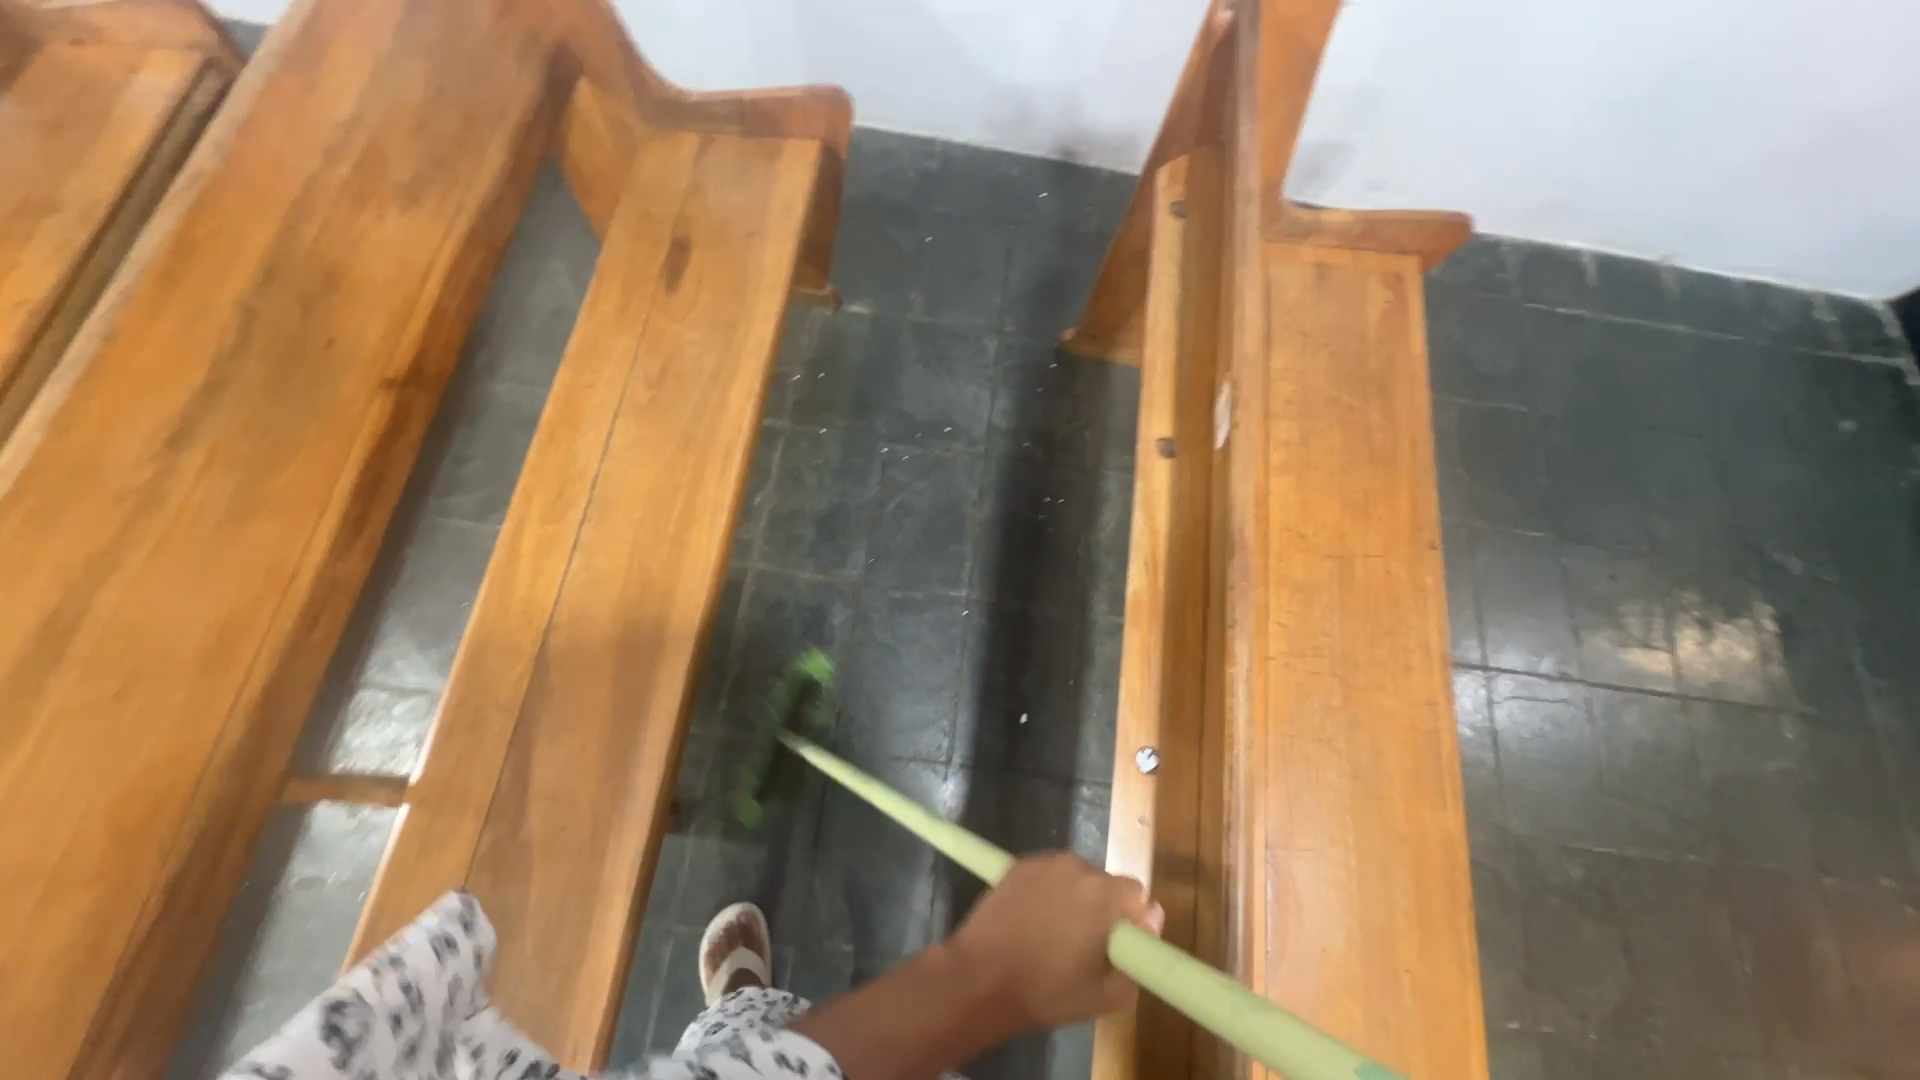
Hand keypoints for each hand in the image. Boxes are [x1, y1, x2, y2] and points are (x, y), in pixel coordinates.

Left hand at [947, 852, 1164, 1031]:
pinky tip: (1032, 920)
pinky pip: (1048, 876)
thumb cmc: (1047, 989)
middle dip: (1103, 908)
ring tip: (1054, 933)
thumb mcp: (1108, 995)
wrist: (981, 977)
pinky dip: (1048, 892)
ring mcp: (1044, 862)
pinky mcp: (1017, 865)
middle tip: (1085, 943)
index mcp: (1104, 893)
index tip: (1117, 945)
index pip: (1137, 893)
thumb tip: (1147, 926)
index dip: (1132, 919)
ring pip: (1075, 877)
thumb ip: (1138, 961)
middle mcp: (1077, 866)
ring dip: (1075, 898)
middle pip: (1105, 883)